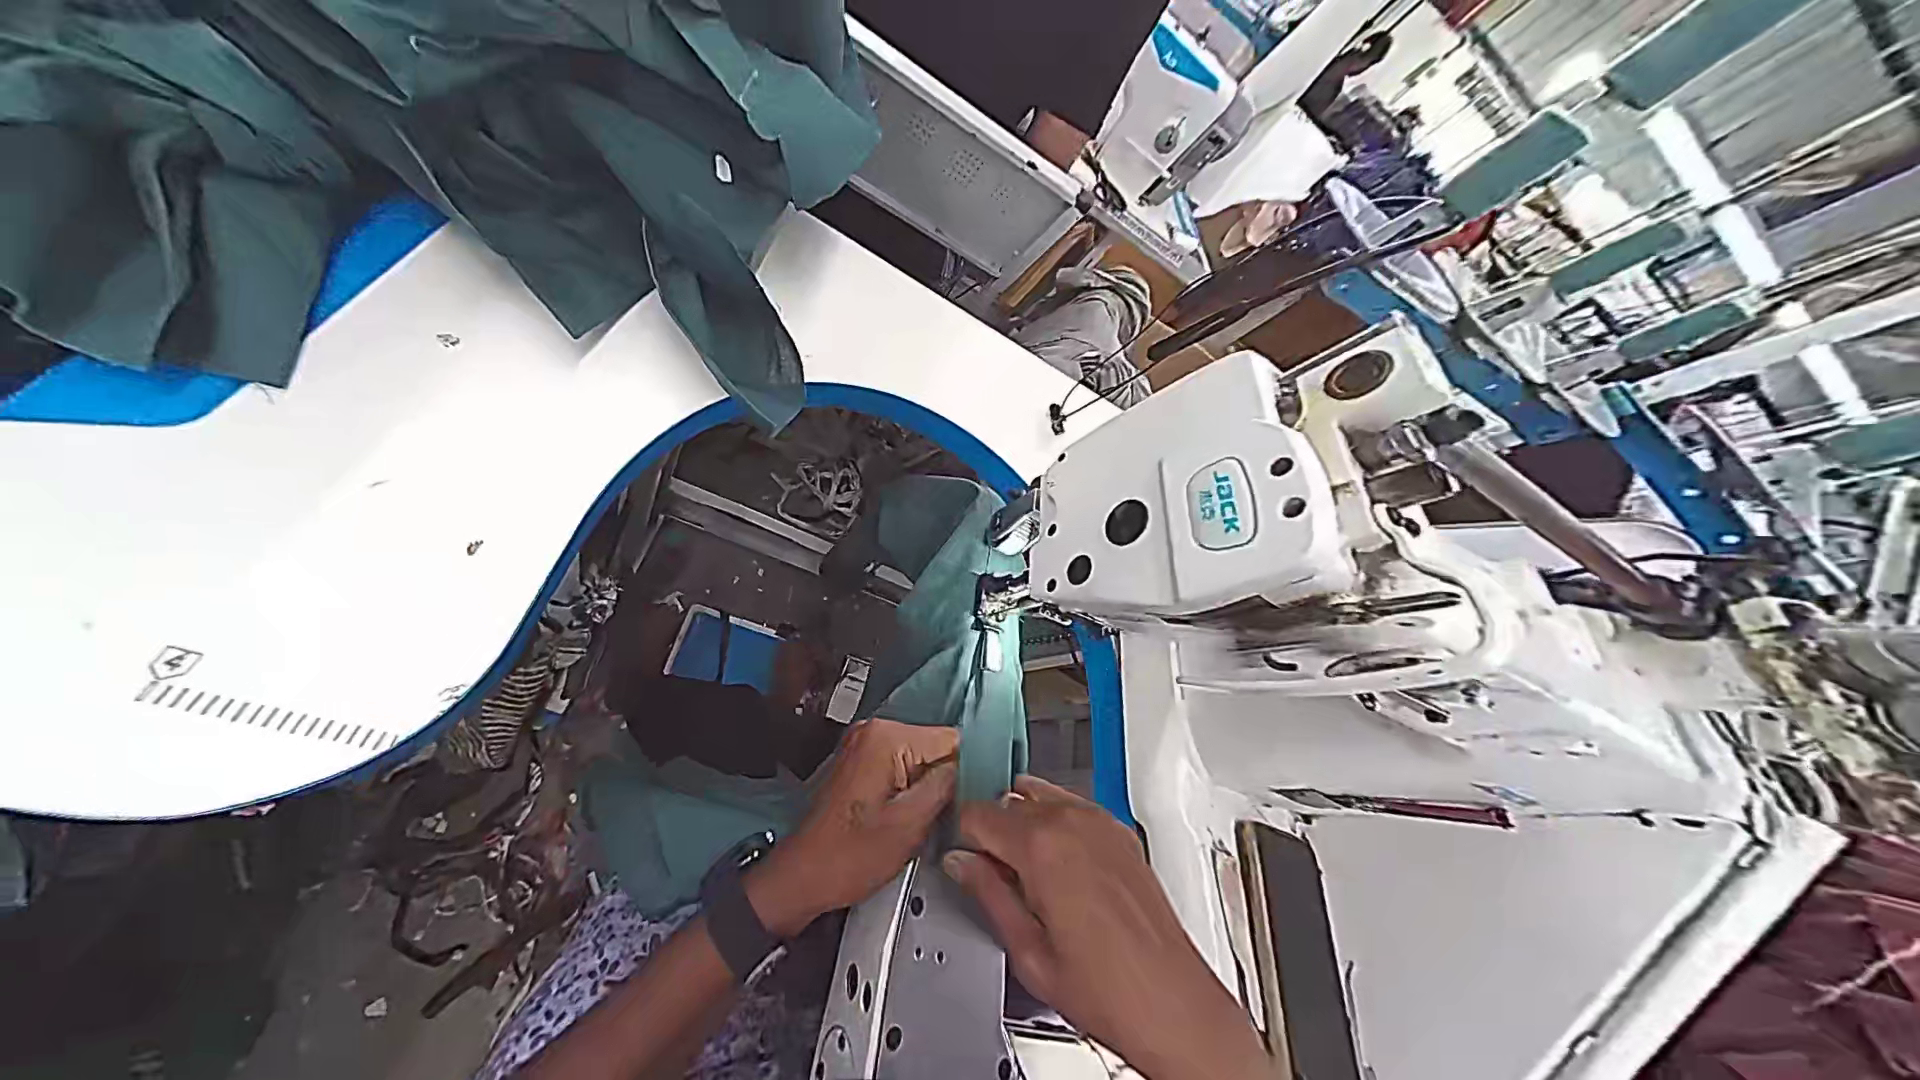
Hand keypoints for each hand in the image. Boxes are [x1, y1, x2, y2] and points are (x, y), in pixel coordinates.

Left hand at [745, 718, 957, 937]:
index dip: (965, 772)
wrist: (802, 877)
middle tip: (942, 816)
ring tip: (921, 818)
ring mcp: (865, 744)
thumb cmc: (850, 856)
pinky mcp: (861, 761)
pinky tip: (905, 814)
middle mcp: (874, 730)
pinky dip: (911, 788)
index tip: (964, 803)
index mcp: (886, 737)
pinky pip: (903, 766)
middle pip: (936, 747)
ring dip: (928, 787)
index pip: (952, 740)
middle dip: (945, 780)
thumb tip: (968, 768)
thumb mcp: (910, 824)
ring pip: (922, 759)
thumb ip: (945, 786)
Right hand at [945, 776, 1273, 1079]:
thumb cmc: (1112, 990)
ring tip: (1026, 869)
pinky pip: (1072, 806)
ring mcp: (1100, 822)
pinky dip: (1056, 821)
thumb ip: (988, 894)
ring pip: (1040, 795)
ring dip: (1024, 821)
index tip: (964, 856)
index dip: (963, 835)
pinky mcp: (1120, 832)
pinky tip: (1059, 864)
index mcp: (1041, 846)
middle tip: (992, 871)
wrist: (1173, 1003)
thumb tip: (962, 864)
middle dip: (993, 830)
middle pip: (1008, 800)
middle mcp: (1072, 821)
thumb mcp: (1028, 950)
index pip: (978, 812)